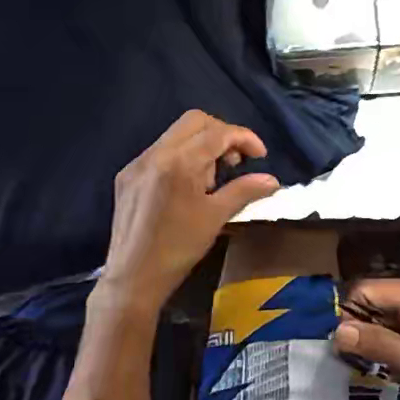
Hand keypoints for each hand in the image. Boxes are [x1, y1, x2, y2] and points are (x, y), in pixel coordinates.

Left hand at [98, 111, 281, 312]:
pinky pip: (159, 152)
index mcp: (178, 162)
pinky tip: (187, 186)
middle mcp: (154, 154)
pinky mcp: (127, 176)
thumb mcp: (215, 217)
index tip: (260, 156)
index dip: (244, 138)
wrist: (133, 277)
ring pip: (175, 135)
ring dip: (201, 145)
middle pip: (194, 121)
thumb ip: (244, 191)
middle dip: (221, 135)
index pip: (217, 132)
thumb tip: (272, 181)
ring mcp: (137, 163)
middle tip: (236, 162)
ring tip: (212, 178)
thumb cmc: (178, 249)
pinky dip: (180, 157)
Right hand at [335, 277, 399, 399]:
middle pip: (373, 304)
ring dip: (378, 342)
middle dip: (361, 330)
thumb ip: (376, 343)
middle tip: (355, 360)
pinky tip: (399, 369)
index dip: (348, 314)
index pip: (364, 290)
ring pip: (385, 320)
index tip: (340, 344)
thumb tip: (337, 332)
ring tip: (378, 367)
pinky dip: (394, 349)